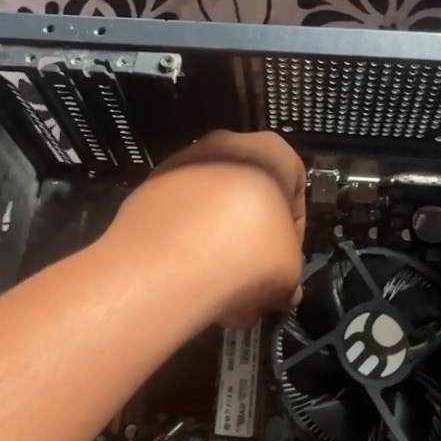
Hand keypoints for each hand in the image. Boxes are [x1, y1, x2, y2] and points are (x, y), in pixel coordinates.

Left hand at [102, 130, 306, 327]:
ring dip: (220, 250)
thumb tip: (282, 290)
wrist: (170, 259)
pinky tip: (190, 283)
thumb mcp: (292, 271)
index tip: (285, 264)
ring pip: (211, 211)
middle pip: (249, 200)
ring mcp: (180, 165)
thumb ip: (291, 272)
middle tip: (254, 286)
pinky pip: (179, 219)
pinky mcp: (147, 189)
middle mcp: (225, 145)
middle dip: (252, 246)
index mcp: (270, 150)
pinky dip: (187, 246)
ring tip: (221, 295)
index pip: (294, 188)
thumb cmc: (249, 251)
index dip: (293, 233)